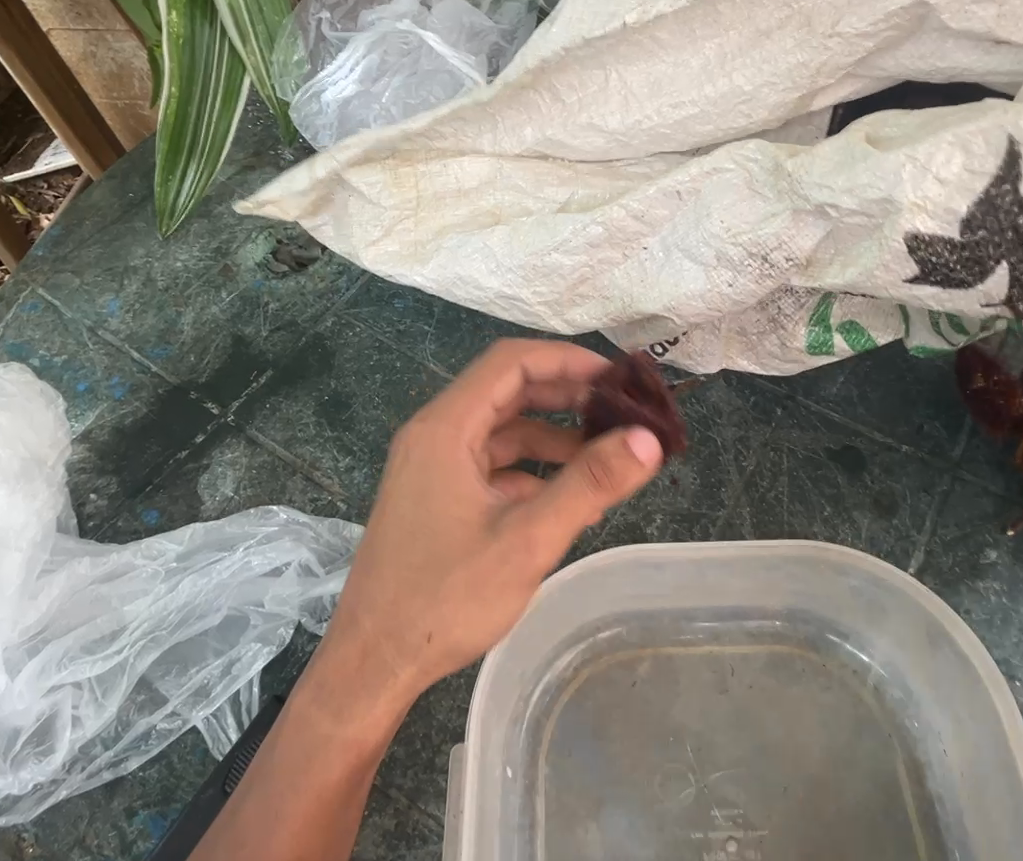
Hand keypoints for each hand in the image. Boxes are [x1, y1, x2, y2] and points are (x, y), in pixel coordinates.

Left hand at [317, 339, 664, 709]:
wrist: (374, 661)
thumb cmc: (446, 597)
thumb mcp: (527, 540)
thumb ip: (590, 484)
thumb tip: (649, 439)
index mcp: (445, 428)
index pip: (510, 363)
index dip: (567, 360)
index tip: (617, 379)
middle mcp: (434, 435)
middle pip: (507, 391)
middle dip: (566, 396)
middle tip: (621, 412)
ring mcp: (432, 467)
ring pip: (501, 430)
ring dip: (552, 437)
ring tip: (606, 456)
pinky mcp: (436, 497)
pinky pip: (491, 465)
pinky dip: (531, 470)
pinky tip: (567, 498)